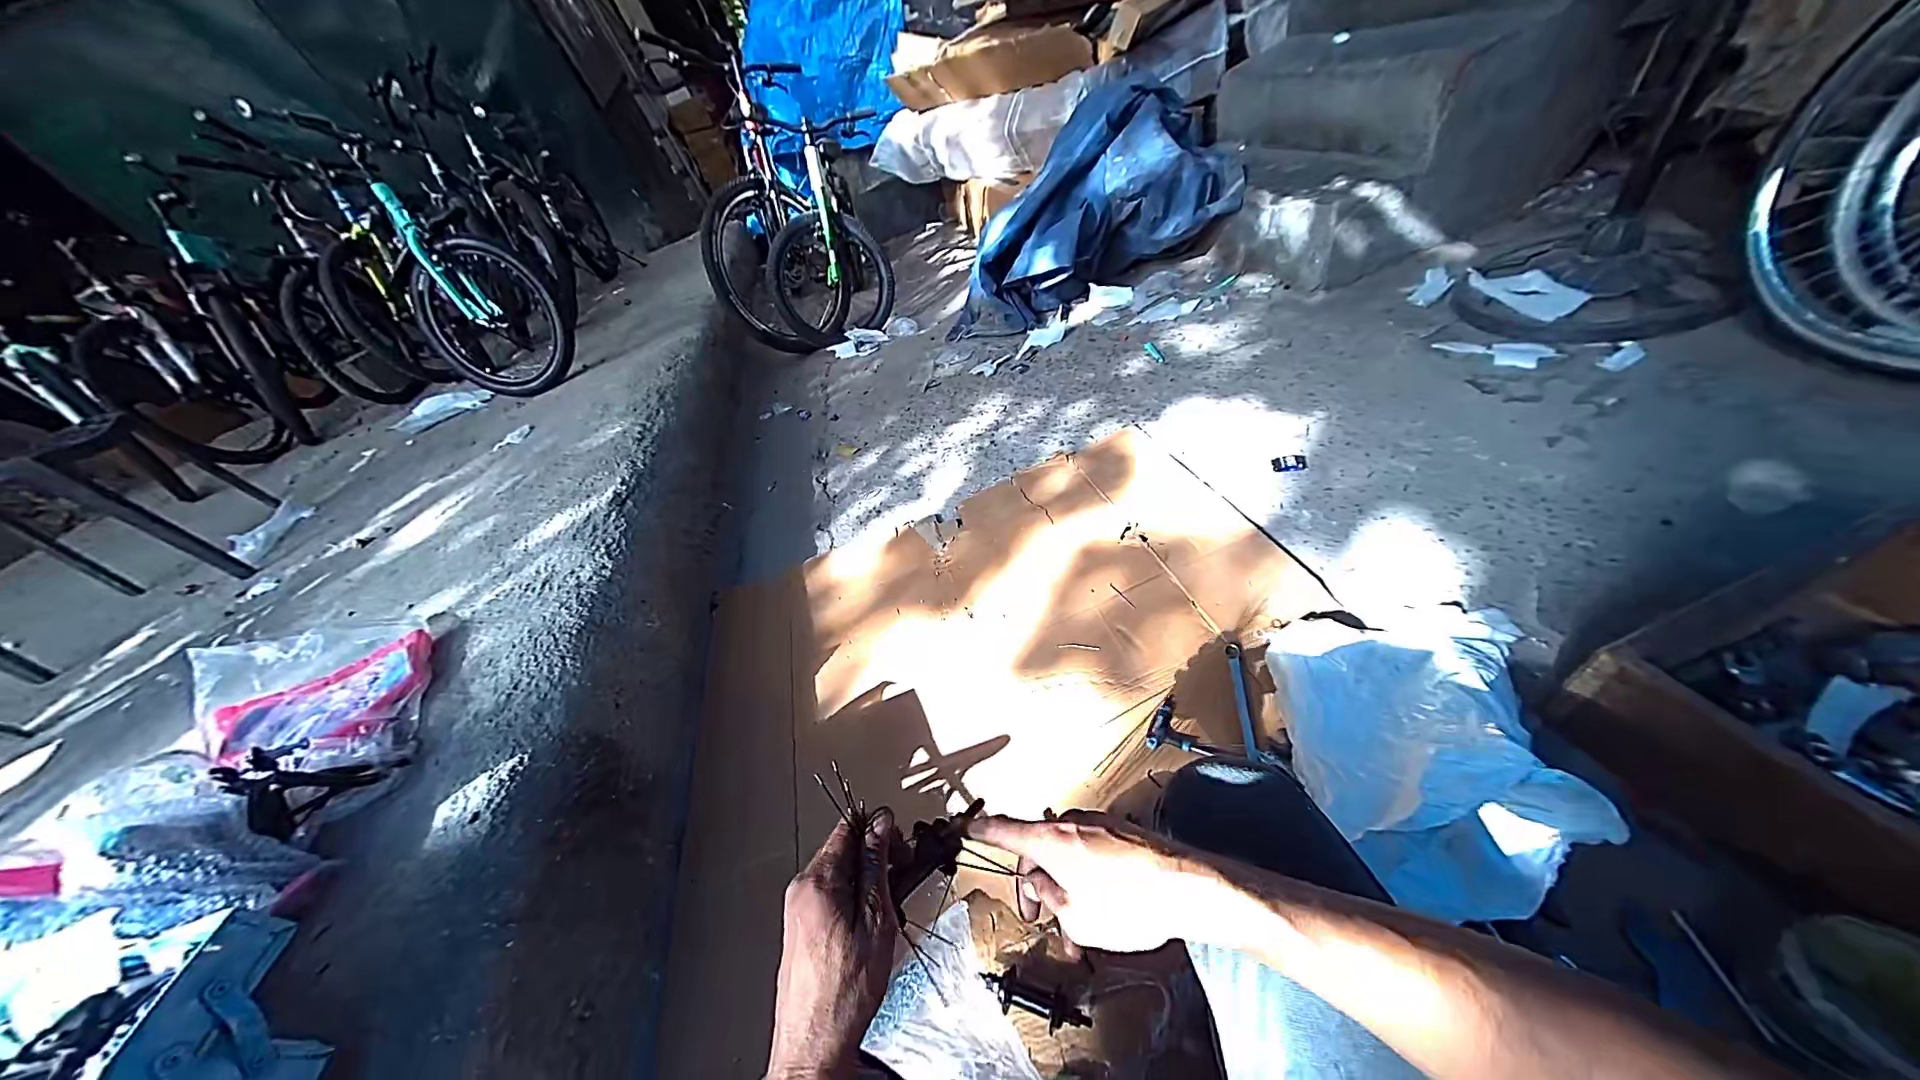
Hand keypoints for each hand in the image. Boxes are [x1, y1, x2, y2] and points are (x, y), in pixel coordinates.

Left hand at [766, 808, 900, 1079]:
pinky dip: (853, 896)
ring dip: (866, 878)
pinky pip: (830, 893)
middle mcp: (801, 889)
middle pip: (842, 848)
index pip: (848, 827)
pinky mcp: (800, 926)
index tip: (899, 843)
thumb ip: (876, 865)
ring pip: (838, 872)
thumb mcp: (875, 919)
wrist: (815, 1043)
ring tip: (887, 904)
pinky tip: (869, 920)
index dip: (879, 830)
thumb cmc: (844, 992)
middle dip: (875, 856)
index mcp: (817, 881)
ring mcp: (797, 908)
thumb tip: (880, 825)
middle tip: (900, 874)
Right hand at [967, 810, 1222, 953]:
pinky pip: (1089, 853)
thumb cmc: (1131, 902)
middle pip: (1037, 847)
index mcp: (1051, 840)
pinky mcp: (1120, 833)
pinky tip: (1099, 910)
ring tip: (1076, 930)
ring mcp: (1097, 826)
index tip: (966, 827)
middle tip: (1035, 914)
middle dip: (1034, 883)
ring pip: (1066, 855)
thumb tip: (1042, 883)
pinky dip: (1085, 877)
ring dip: (1063, 886)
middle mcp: (1071, 825)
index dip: (981, 830)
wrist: (1187, 887)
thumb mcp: (1074, 915)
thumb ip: (1048, 896)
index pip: (1004, 829)